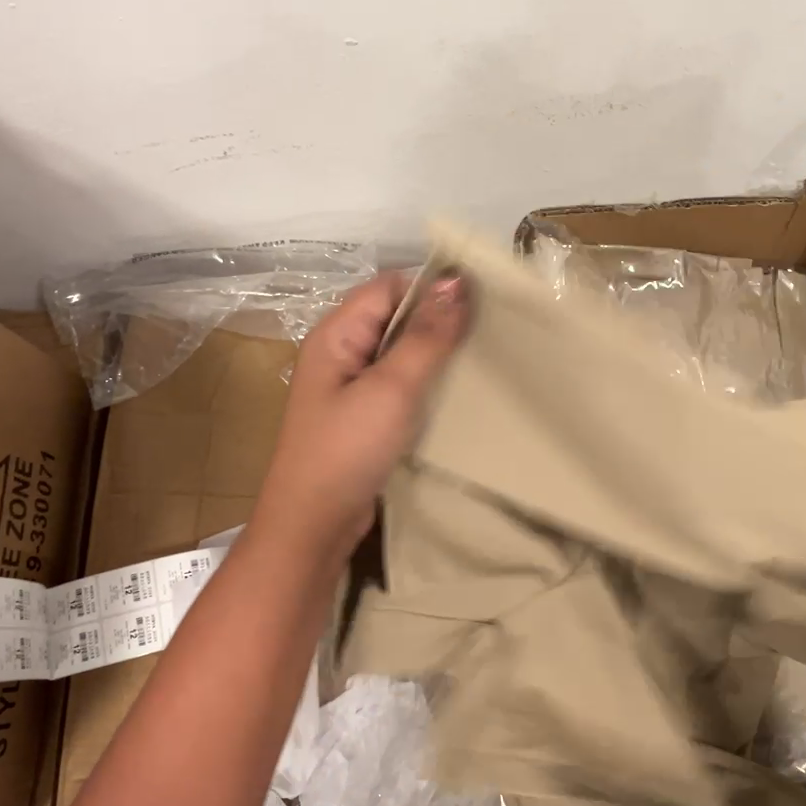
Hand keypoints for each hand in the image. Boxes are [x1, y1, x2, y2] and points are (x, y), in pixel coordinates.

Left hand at [248, 271, 469, 558]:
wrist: (313, 525)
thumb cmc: (347, 450)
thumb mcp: (392, 388)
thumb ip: (426, 335)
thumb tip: (456, 280)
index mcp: (337, 333)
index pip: (390, 286)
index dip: (432, 287)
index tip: (482, 300)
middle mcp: (340, 351)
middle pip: (395, 316)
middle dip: (439, 320)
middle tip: (491, 331)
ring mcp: (350, 386)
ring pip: (400, 352)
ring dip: (436, 354)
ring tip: (481, 361)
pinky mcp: (362, 416)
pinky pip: (399, 384)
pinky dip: (426, 383)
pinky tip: (456, 395)